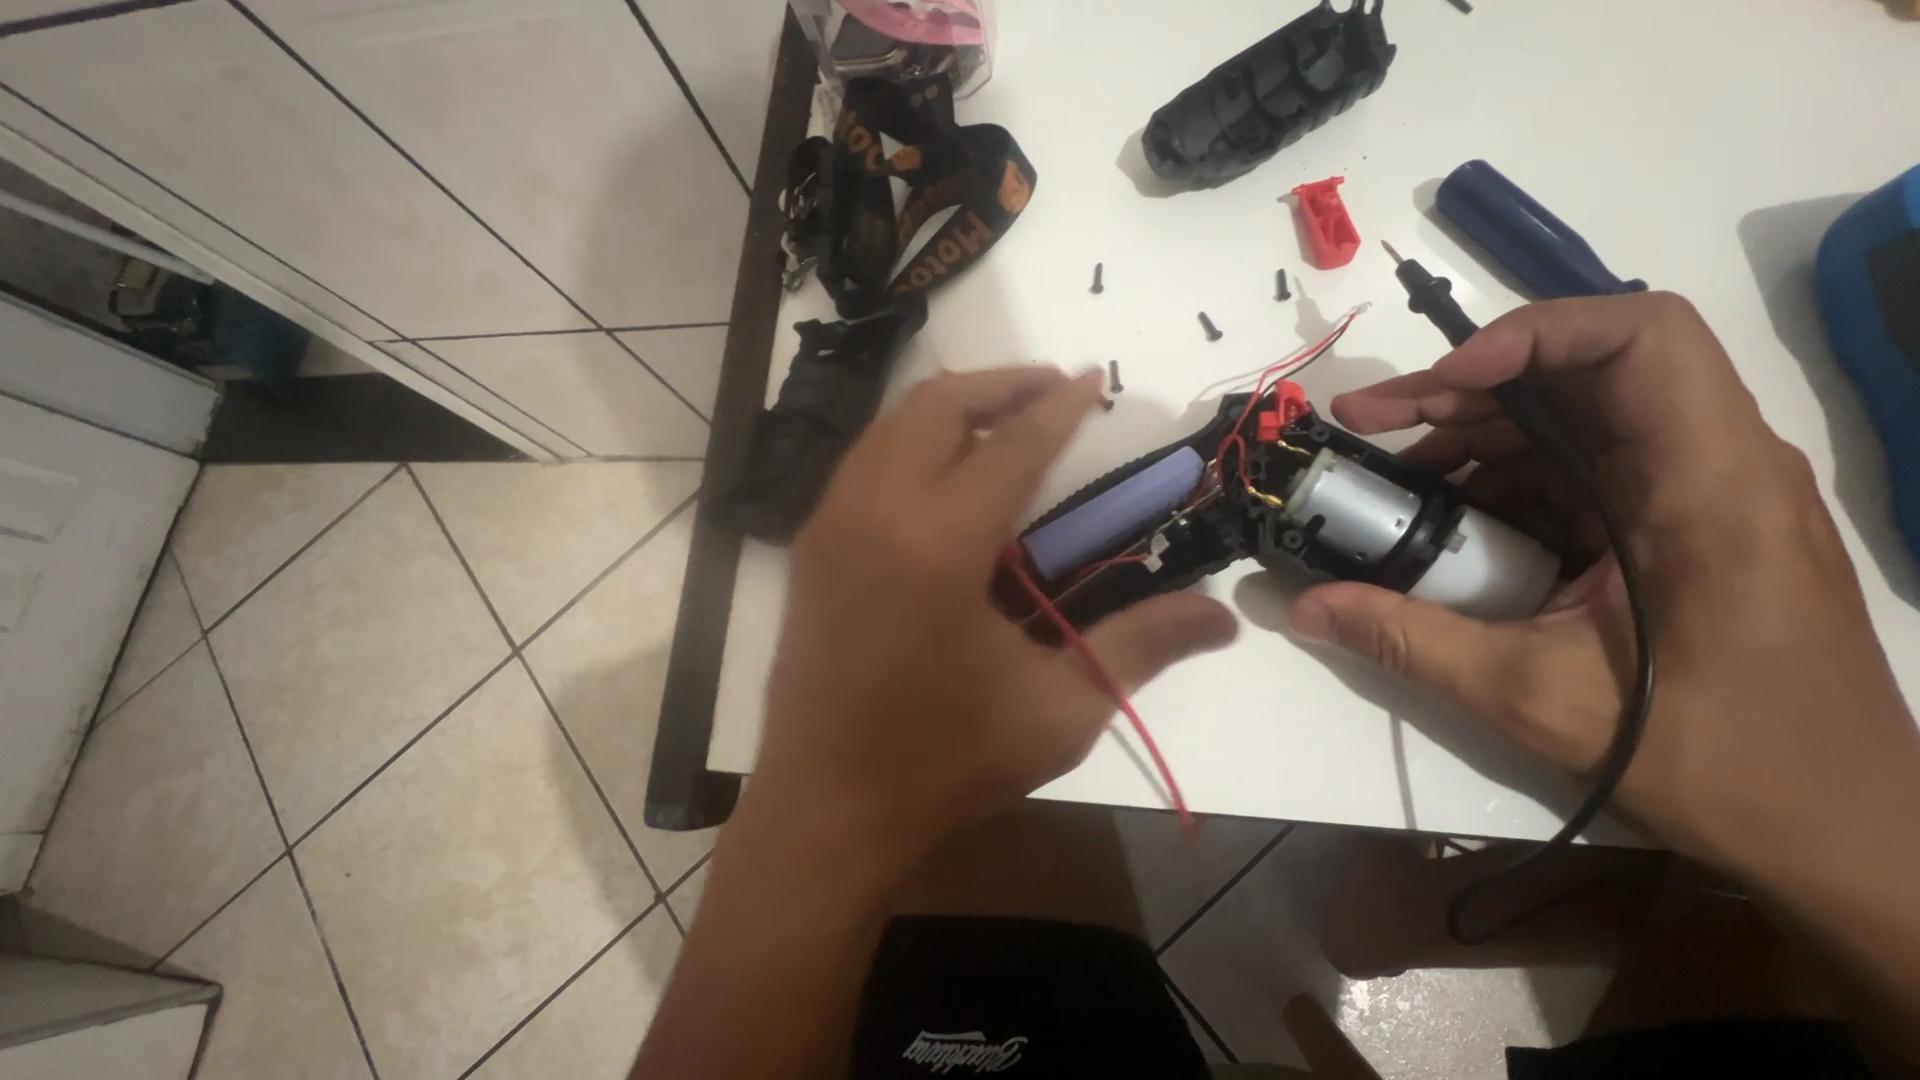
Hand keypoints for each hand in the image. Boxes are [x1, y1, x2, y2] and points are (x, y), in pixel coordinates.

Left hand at [751, 367, 1237, 866]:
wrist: (829, 805)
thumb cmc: (946, 760)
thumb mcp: (1059, 710)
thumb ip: (1143, 647)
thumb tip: (1225, 619)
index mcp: (939, 544)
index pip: (1010, 446)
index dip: (1057, 407)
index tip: (1091, 380)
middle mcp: (874, 511)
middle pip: (936, 406)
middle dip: (999, 384)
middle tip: (1050, 388)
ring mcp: (830, 524)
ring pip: (890, 424)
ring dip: (951, 407)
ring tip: (1004, 418)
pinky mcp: (809, 547)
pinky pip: (863, 460)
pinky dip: (909, 441)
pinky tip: (944, 472)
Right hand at [1290, 293, 1918, 870]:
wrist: (1834, 826)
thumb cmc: (1711, 757)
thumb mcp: (1531, 695)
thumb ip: (1406, 640)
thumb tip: (1304, 608)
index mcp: (1705, 484)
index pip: (1641, 338)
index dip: (1531, 335)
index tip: (1440, 383)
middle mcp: (1712, 464)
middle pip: (1582, 374)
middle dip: (1465, 388)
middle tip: (1368, 422)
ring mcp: (1696, 493)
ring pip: (1574, 420)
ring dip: (1476, 434)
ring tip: (1392, 476)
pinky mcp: (1676, 524)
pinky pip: (1580, 471)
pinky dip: (1504, 481)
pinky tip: (1447, 523)